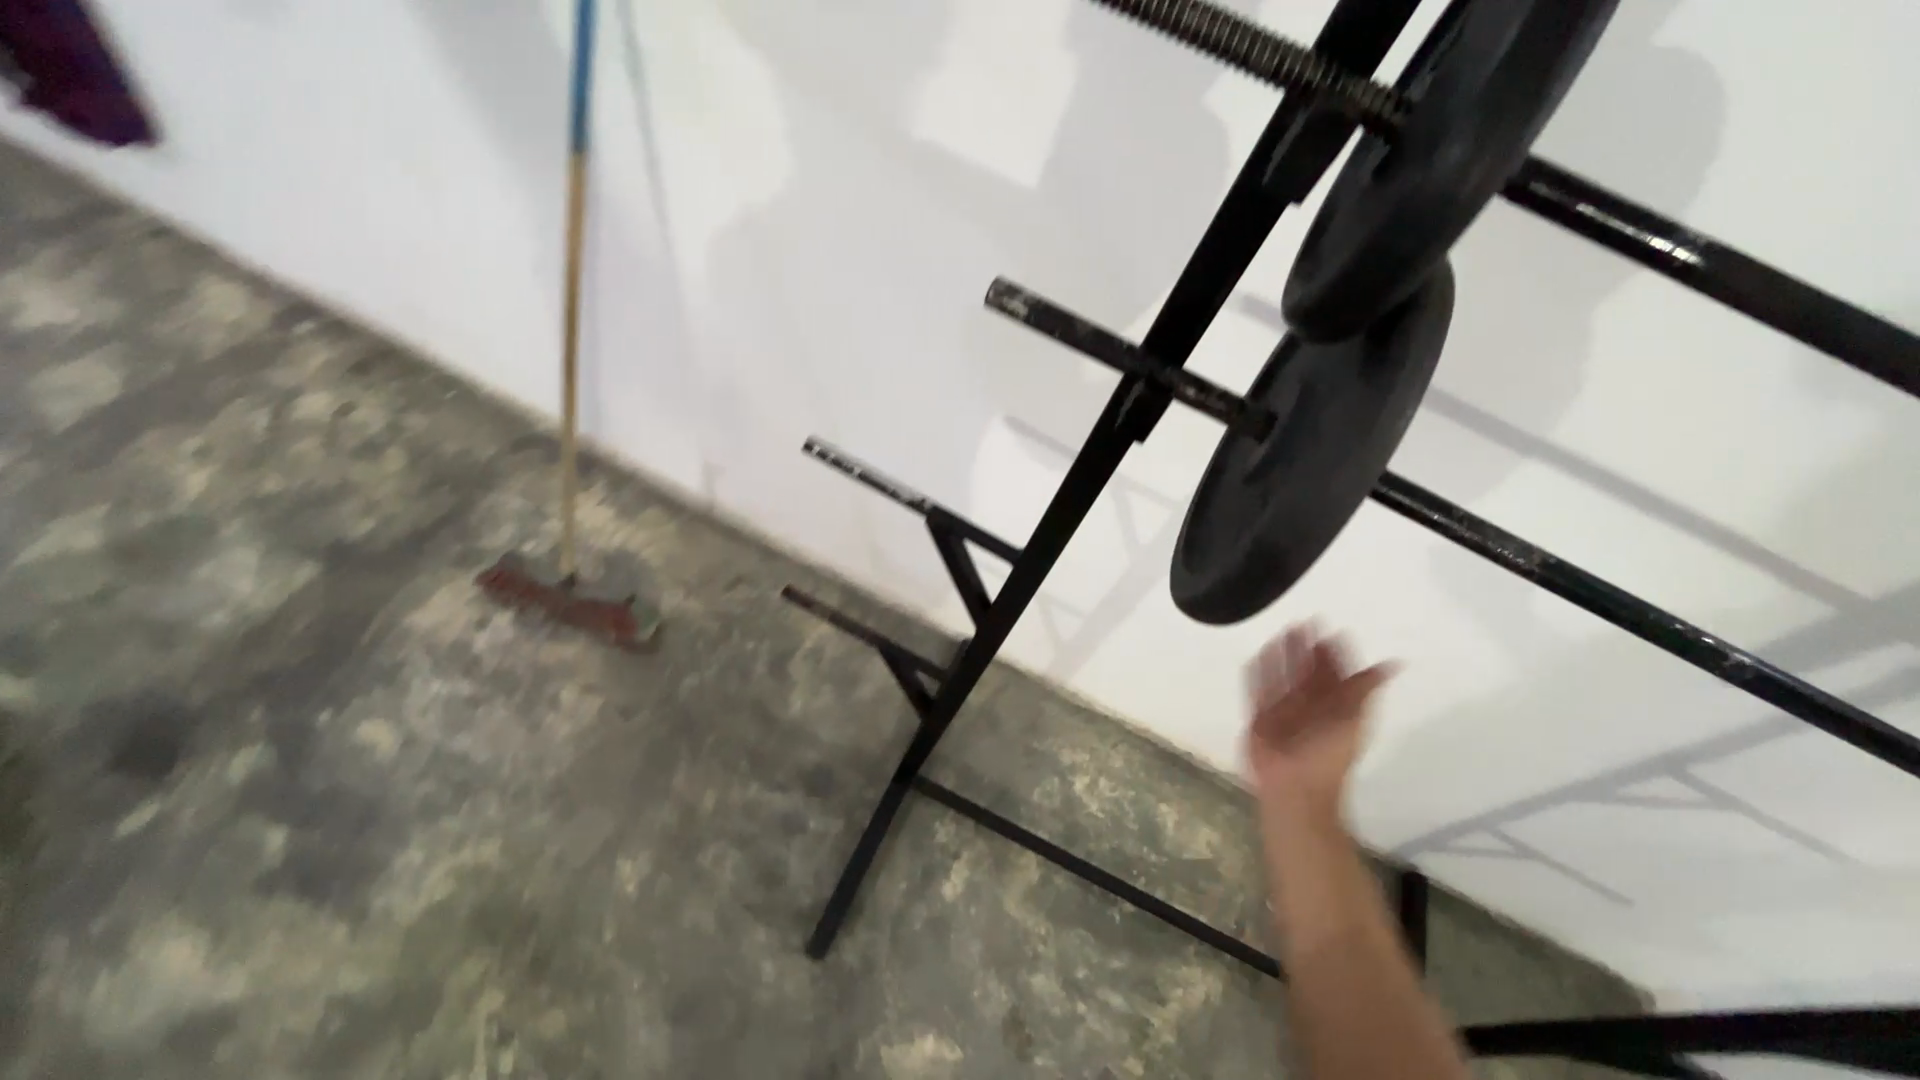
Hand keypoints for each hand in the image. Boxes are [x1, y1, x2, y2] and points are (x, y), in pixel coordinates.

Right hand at [1245, 624, 1397, 823]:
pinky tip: (1259, 653)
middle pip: (1305, 670)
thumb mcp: (1355, 719)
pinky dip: (1259, 671)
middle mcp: (1308, 705)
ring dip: (1282, 654)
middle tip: (1305, 622)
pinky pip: (1258, 688)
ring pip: (1282, 675)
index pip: (1334, 674)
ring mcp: (1283, 710)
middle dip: (1306, 648)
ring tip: (1283, 631)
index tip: (1331, 631)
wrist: (1297, 787)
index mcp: (1333, 706)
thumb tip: (1394, 663)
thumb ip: (1365, 689)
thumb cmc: (1329, 756)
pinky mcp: (1260, 717)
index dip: (1333, 654)